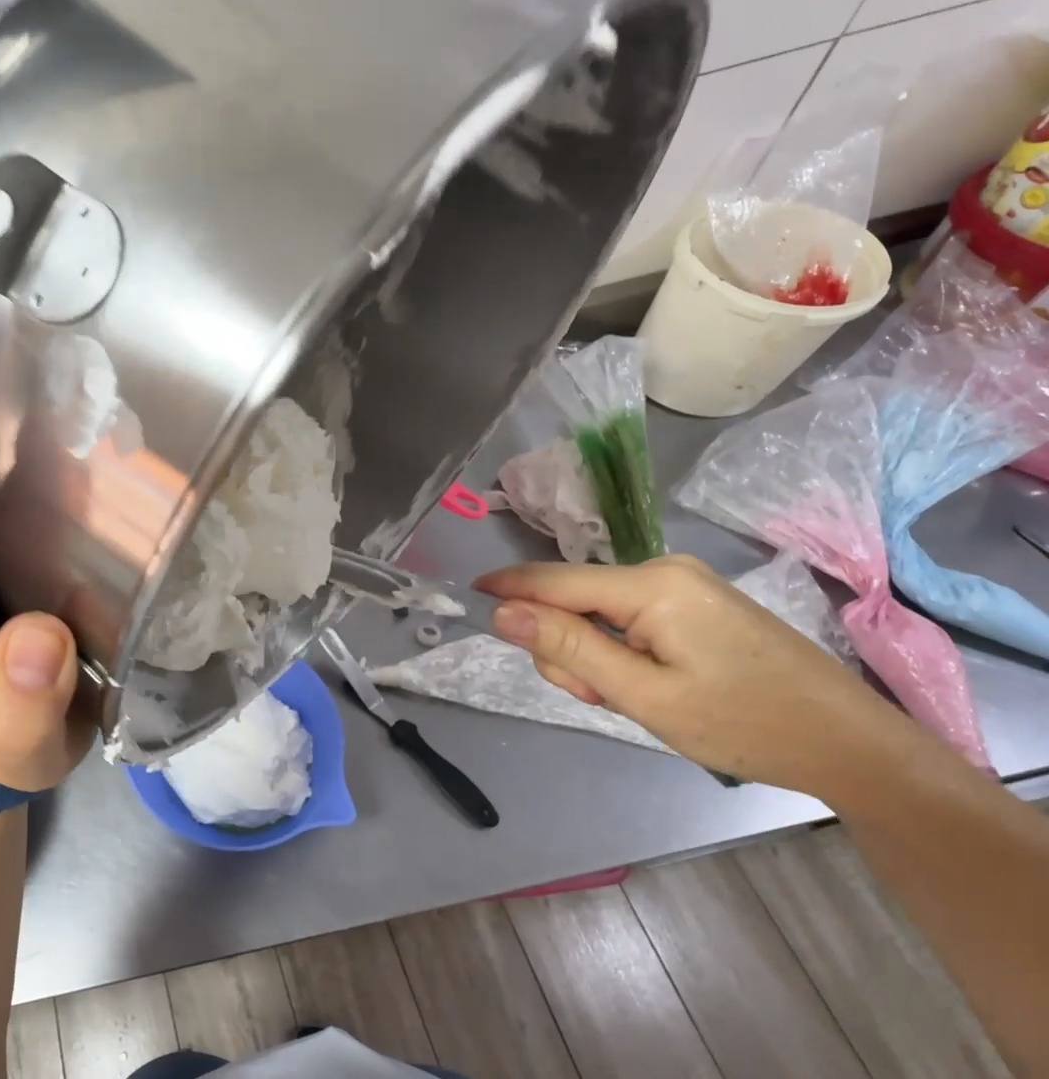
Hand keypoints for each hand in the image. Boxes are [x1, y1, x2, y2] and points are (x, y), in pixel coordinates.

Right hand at [475, 554, 923, 794]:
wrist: (851, 744)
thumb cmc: (744, 724)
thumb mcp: (642, 694)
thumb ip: (568, 647)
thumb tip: (502, 611)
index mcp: (650, 585)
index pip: (550, 579)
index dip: (503, 591)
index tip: (462, 602)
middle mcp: (663, 570)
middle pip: (569, 598)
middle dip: (565, 647)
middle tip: (601, 697)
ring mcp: (681, 585)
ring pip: (593, 612)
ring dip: (592, 655)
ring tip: (630, 698)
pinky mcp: (693, 603)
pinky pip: (625, 618)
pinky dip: (617, 651)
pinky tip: (645, 683)